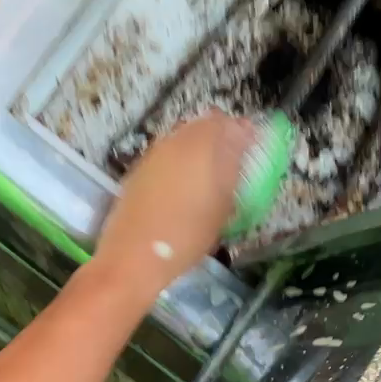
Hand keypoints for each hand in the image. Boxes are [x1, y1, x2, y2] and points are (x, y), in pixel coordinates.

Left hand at [90, 113, 255, 298]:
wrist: (131, 257)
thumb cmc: (185, 236)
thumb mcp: (222, 208)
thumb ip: (233, 172)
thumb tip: (240, 153)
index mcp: (202, 145)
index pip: (230, 124)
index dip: (242, 135)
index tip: (249, 154)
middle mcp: (175, 141)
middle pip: (203, 126)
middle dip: (219, 141)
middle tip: (228, 166)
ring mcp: (152, 154)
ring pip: (181, 141)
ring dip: (196, 153)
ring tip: (204, 181)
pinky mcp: (136, 171)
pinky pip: (164, 158)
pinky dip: (176, 166)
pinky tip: (179, 191)